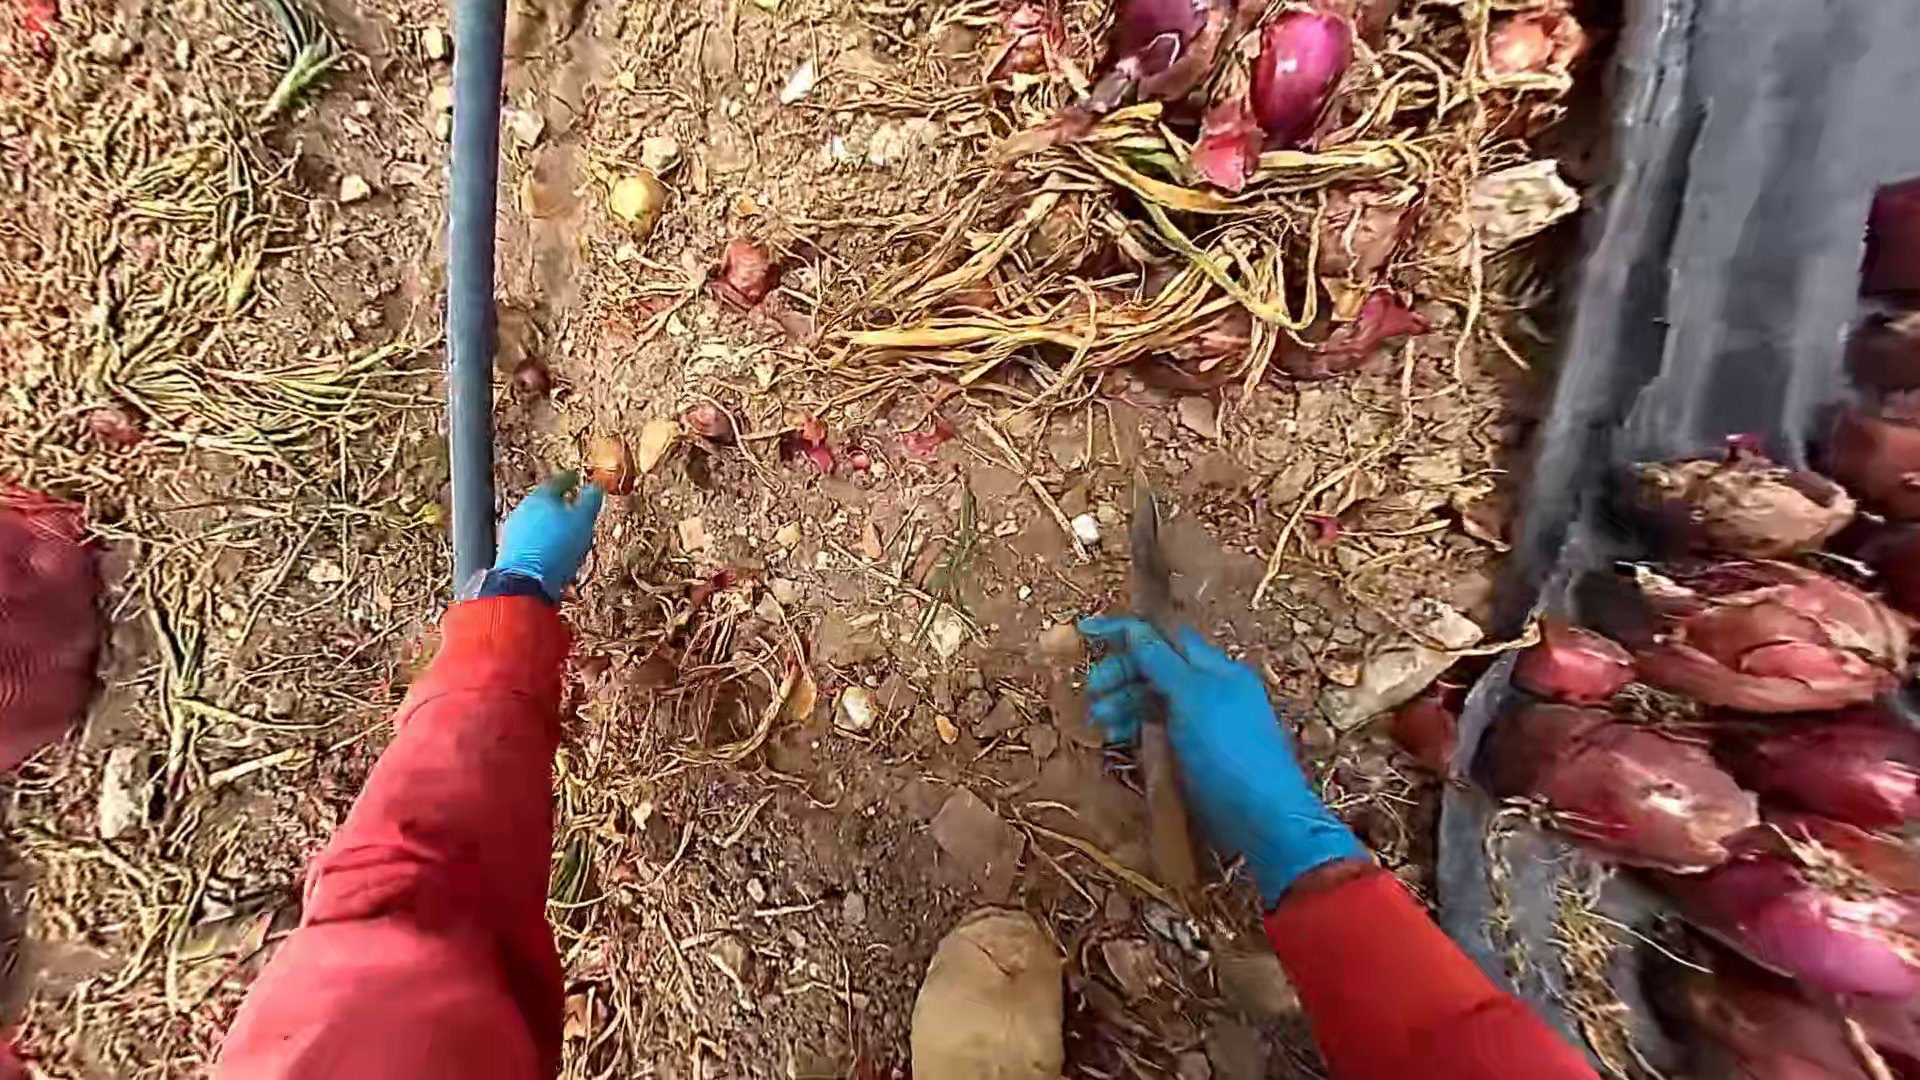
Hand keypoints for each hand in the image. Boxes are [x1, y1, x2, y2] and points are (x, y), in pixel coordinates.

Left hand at [494, 471, 604, 601]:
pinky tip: (557, 549)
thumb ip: (590, 501)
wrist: (528, 580)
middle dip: (560, 503)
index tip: (575, 477)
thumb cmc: (556, 547)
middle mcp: (522, 511)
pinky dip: (546, 540)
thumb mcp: (583, 520)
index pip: (557, 482)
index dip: (569, 479)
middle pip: (544, 502)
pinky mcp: (512, 552)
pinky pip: (533, 539)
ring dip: (553, 523)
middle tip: (575, 504)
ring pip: (537, 521)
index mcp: (539, 498)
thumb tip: (596, 487)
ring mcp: (514, 532)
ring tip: (569, 531)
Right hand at [1078, 615, 1364, 906]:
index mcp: (1212, 668)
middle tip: (1093, 689)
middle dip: (1120, 672)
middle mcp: (1204, 688)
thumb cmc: (1228, 749)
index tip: (1087, 631)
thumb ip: (1160, 661)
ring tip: (1099, 719)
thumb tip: (1134, 628)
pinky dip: (1132, 724)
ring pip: (1149, 696)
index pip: (1164, 637)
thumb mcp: (1191, 697)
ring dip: (1120, 700)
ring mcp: (1195, 720)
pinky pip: (1153, 724)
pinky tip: (1116, 734)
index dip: (1127, 632)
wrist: (1261, 820)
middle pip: (1152, 666)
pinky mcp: (1187, 748)